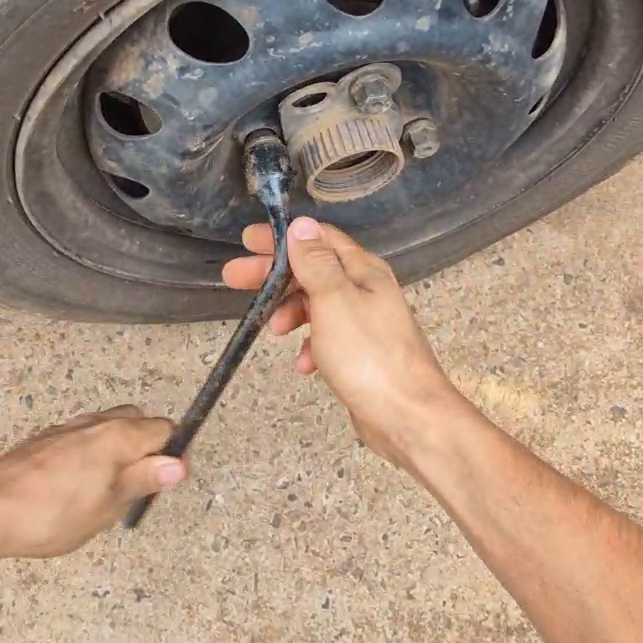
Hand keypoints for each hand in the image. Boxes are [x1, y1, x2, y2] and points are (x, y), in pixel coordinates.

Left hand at [0, 406, 185, 561]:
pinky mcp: (43, 440)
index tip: (166, 480)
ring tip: (108, 488)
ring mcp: (66, 429)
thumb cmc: (49, 515)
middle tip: (140, 485)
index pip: (164, 428)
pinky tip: (77, 485)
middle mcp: (94, 423)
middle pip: (137, 420)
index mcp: (117, 436)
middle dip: (147, 446)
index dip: (173, 453)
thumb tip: (178, 464)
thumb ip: (143, 479)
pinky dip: (91, 452)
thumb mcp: (107, 506)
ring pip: (107, 427)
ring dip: (118, 448)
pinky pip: (81, 436)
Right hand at [223, 217, 472, 469]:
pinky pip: (327, 339)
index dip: (282, 237)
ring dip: (290, 312)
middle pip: (313, 270)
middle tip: (236, 278)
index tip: (248, 241)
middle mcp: (366, 291)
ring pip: (317, 305)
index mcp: (363, 271)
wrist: (407, 416)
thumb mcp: (334, 301)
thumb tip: (302, 225)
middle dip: (274, 274)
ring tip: (274, 330)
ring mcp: (365, 323)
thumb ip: (316, 262)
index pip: (318, 238)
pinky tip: (304, 363)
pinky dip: (310, 345)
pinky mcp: (361, 353)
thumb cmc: (370, 357)